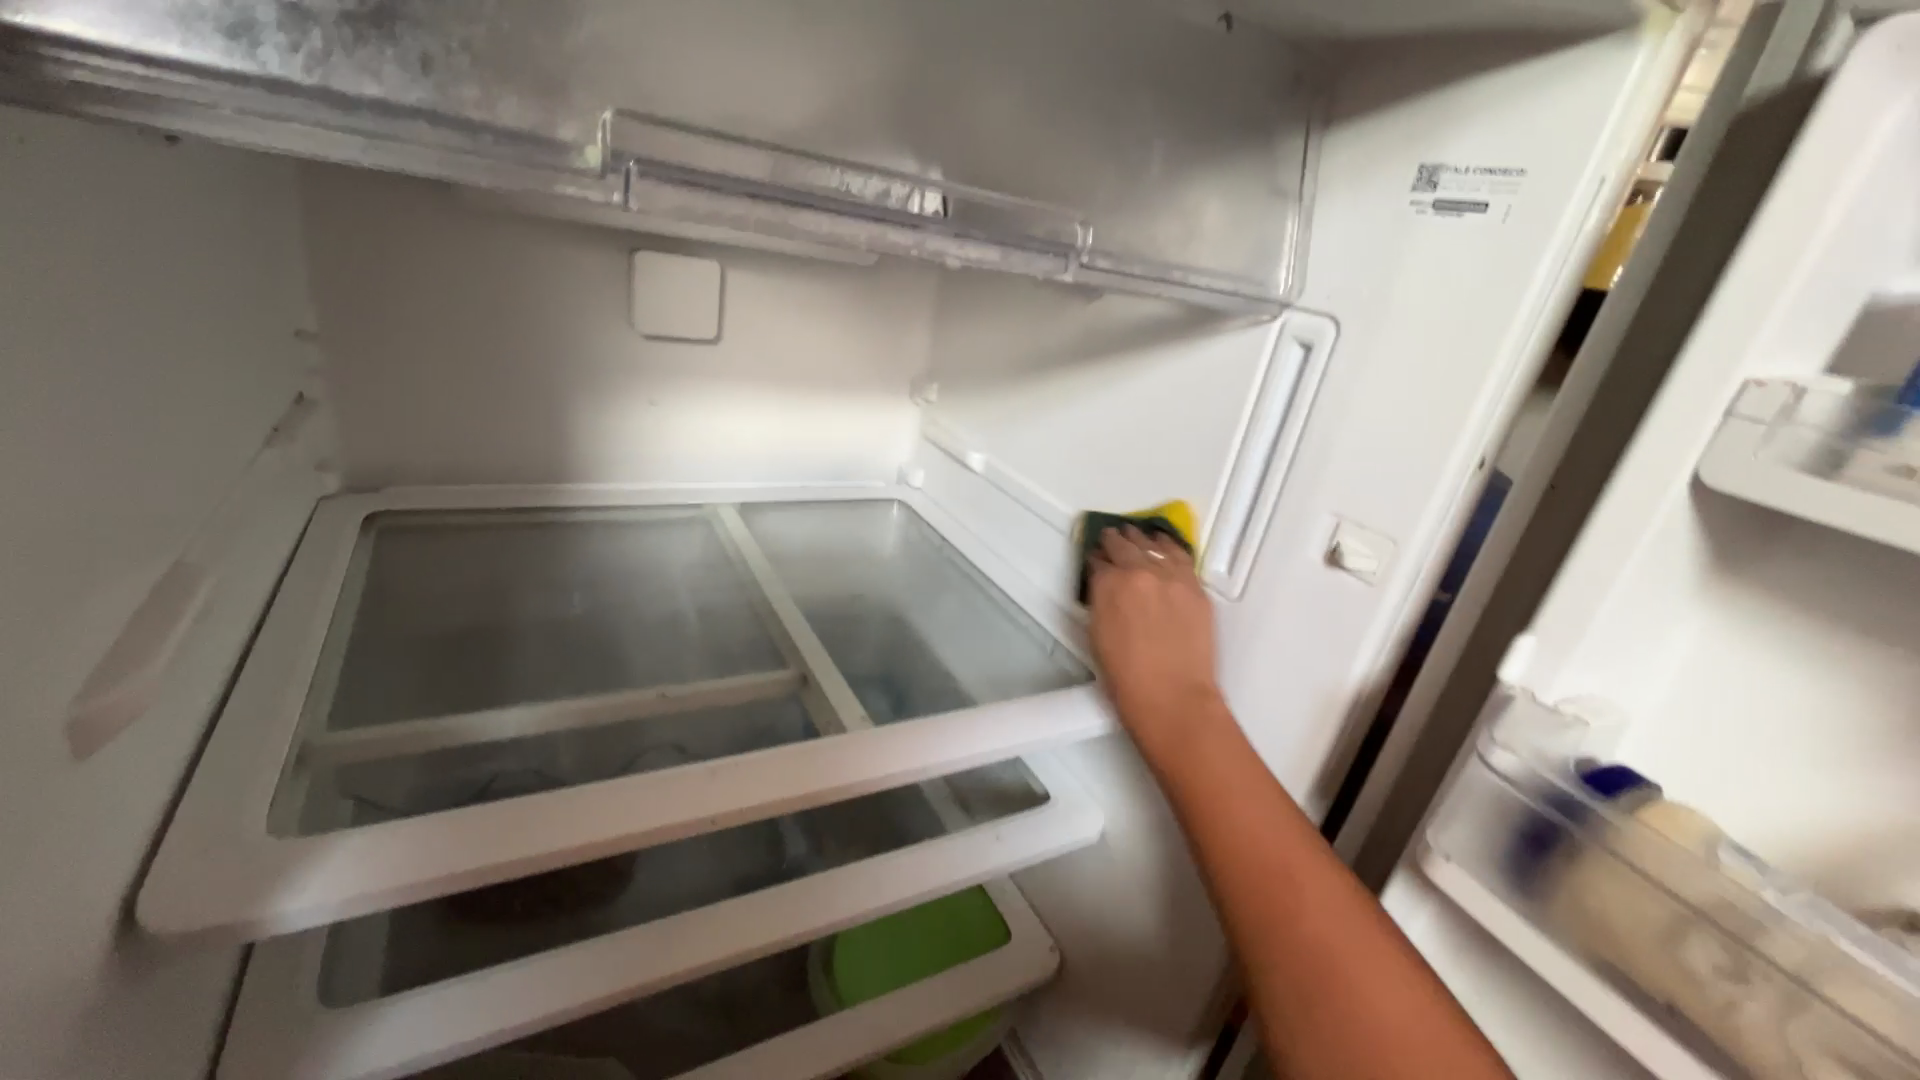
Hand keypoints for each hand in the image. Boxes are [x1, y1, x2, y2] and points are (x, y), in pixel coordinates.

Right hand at [1086, 525, 1221, 747]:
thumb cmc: (1125, 678)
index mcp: (1107, 586)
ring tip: (1135, 534)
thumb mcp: (1096, 635)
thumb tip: (1105, 589)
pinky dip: (1168, 547)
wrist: (1172, 696)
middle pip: (1124, 546)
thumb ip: (1101, 603)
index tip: (1095, 559)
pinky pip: (1180, 556)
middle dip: (1115, 542)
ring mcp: (1171, 577)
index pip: (1097, 562)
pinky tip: (1164, 544)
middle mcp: (1138, 572)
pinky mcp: (1194, 586)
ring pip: (1152, 546)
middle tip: (1111, 537)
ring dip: (1141, 540)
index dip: (1095, 560)